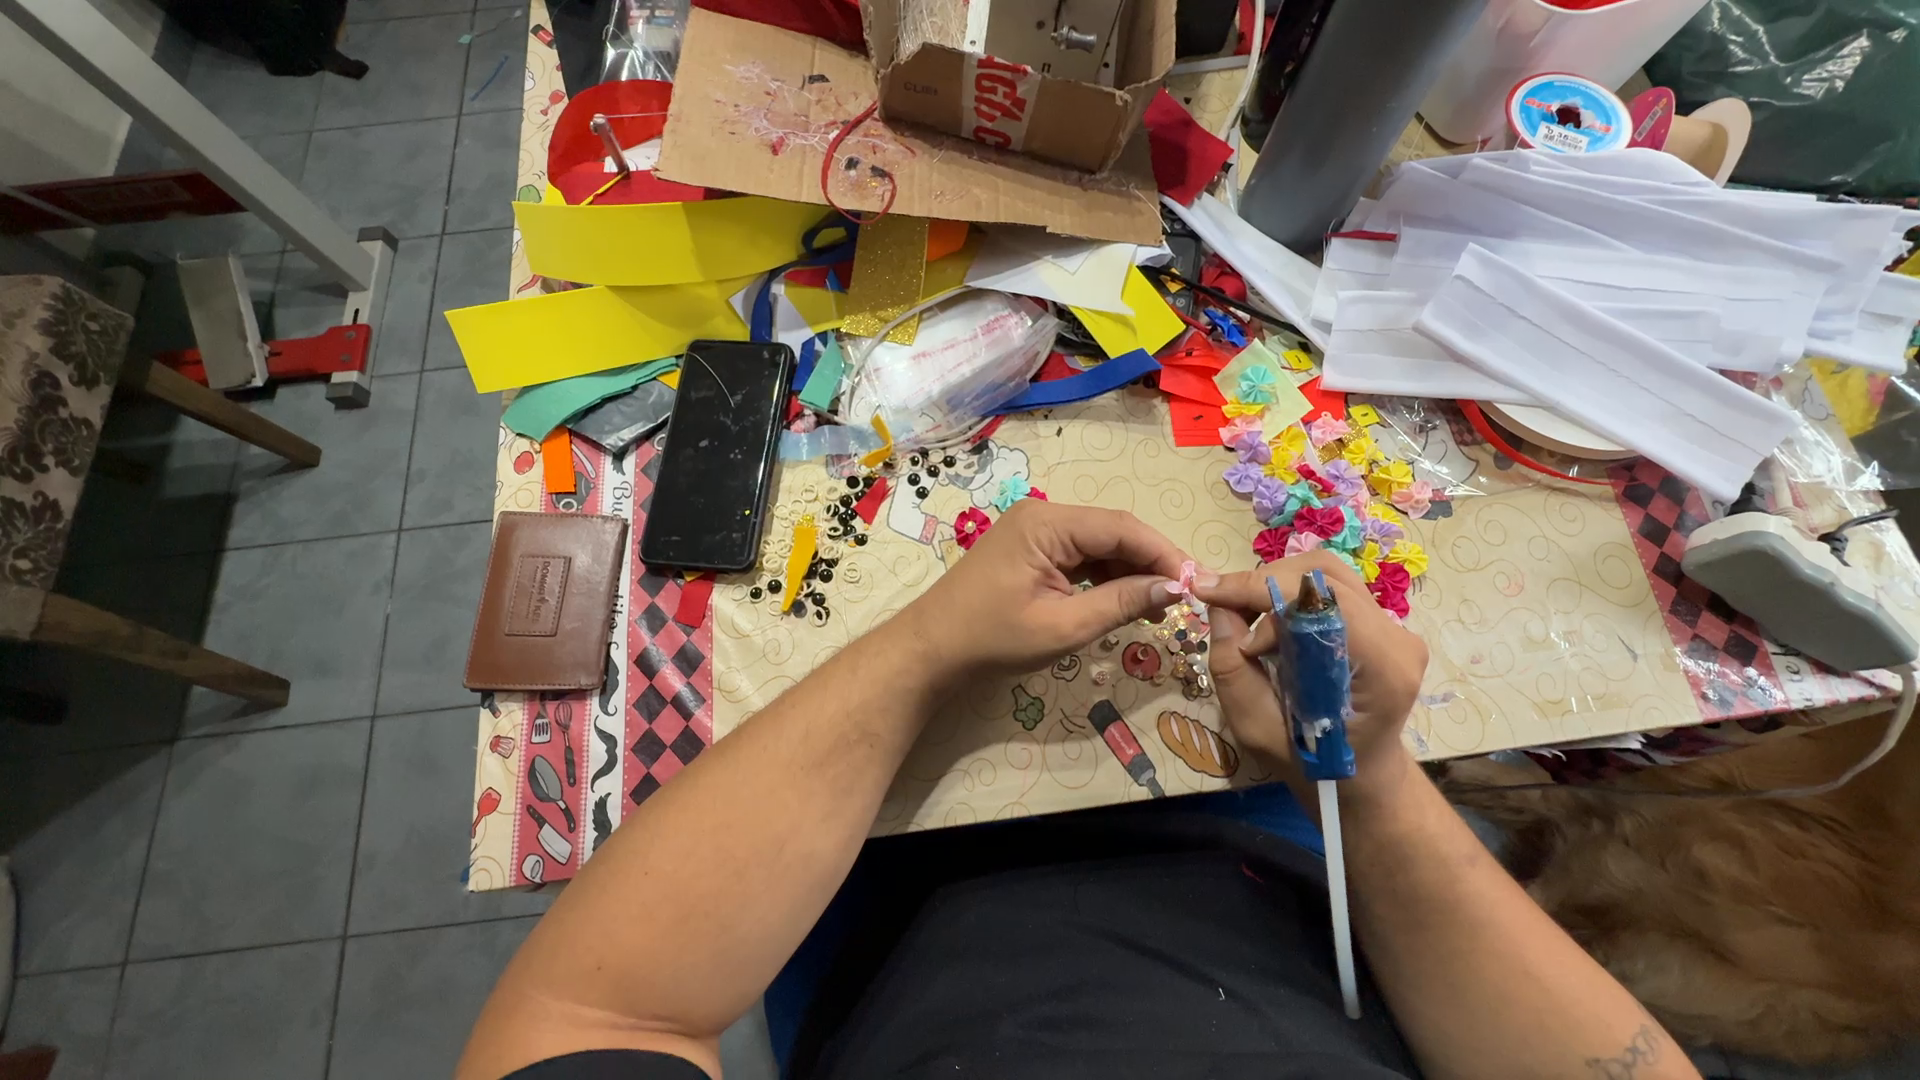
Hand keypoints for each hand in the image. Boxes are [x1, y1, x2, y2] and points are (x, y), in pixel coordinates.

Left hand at [899, 499, 1188, 683]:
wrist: (932, 650)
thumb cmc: (992, 640)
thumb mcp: (1063, 626)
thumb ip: (1120, 603)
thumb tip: (1173, 588)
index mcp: (1046, 524)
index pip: (1121, 528)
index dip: (1164, 554)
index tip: (1196, 584)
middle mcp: (1043, 517)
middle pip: (1112, 532)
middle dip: (1150, 563)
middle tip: (1183, 598)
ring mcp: (1035, 532)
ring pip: (1099, 545)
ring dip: (1130, 572)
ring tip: (1160, 606)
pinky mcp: (1032, 551)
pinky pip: (1080, 556)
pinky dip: (1105, 577)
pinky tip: (1126, 600)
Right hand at [1191, 551, 1426, 808]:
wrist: (1357, 775)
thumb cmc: (1310, 762)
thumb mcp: (1256, 729)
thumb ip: (1233, 670)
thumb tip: (1218, 607)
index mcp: (1381, 670)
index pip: (1321, 601)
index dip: (1261, 589)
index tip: (1210, 596)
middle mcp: (1397, 639)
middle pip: (1323, 576)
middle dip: (1262, 583)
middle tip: (1221, 605)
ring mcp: (1392, 627)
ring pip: (1324, 573)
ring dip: (1272, 583)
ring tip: (1240, 610)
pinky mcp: (1378, 622)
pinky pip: (1327, 586)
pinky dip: (1286, 591)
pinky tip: (1264, 617)